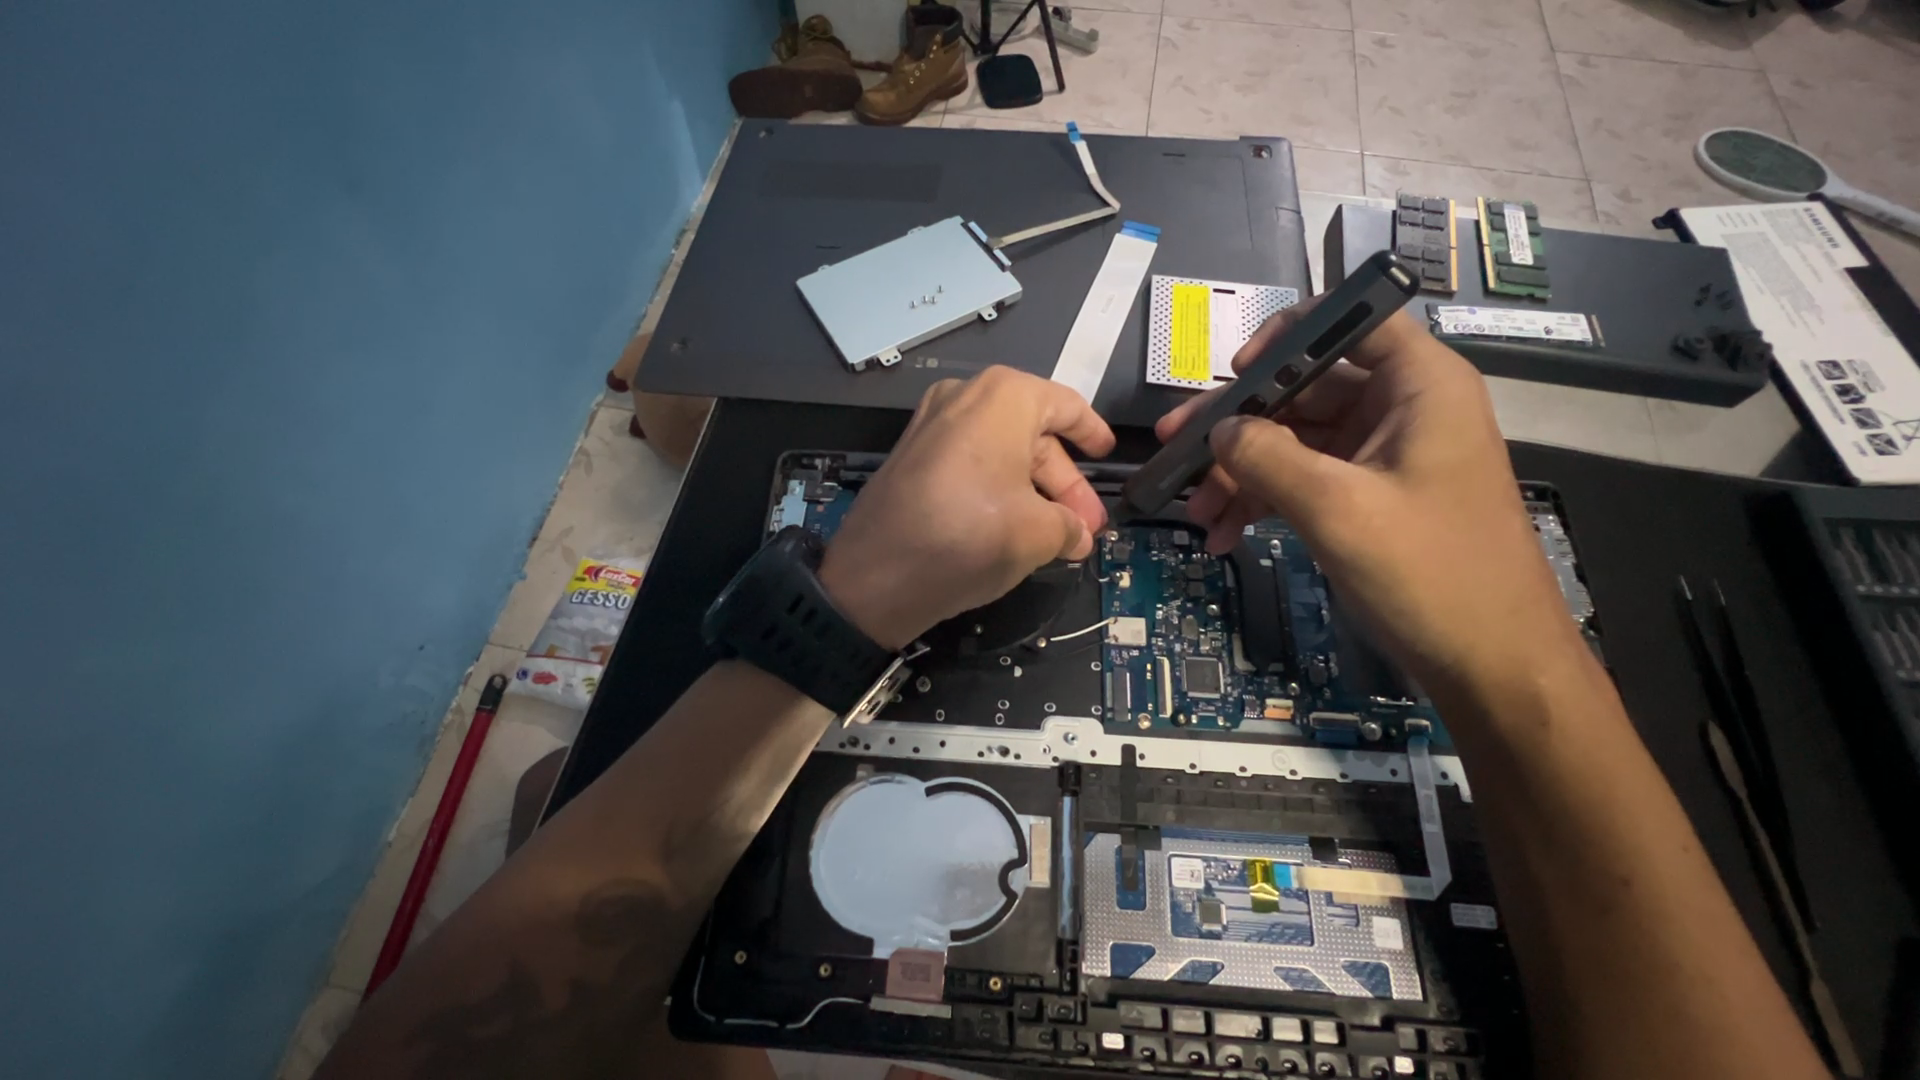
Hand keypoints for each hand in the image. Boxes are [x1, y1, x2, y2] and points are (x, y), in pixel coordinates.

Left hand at [819, 367, 1116, 650]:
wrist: (876, 575)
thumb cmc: (970, 537)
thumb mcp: (1039, 533)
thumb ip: (1069, 526)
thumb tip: (1076, 534)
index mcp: (1003, 397)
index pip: (1066, 405)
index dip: (1092, 433)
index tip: (1106, 455)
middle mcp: (964, 398)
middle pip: (1032, 435)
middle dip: (1063, 483)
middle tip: (1084, 526)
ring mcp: (930, 427)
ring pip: (1000, 453)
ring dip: (1033, 491)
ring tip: (1056, 537)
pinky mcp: (910, 459)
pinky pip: (969, 465)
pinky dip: (997, 491)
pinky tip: (1013, 529)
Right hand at [1155, 305, 1579, 697]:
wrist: (1492, 664)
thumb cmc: (1431, 573)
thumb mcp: (1339, 509)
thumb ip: (1268, 458)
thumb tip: (1218, 430)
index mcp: (1419, 386)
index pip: (1354, 322)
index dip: (1290, 335)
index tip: (1235, 371)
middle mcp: (1401, 409)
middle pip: (1306, 388)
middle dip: (1239, 423)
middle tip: (1175, 446)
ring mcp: (1382, 457)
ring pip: (1295, 440)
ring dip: (1241, 472)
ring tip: (1196, 511)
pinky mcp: (1367, 499)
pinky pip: (1302, 481)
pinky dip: (1262, 502)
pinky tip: (1224, 534)